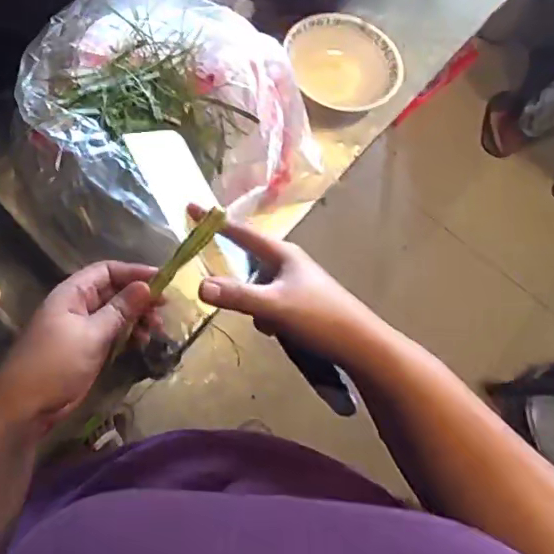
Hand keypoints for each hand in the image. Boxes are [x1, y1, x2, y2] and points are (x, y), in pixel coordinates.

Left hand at [0, 262, 162, 432]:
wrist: (24, 407)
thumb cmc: (56, 364)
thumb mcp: (92, 335)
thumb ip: (120, 310)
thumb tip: (146, 286)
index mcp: (72, 293)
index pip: (108, 270)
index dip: (135, 272)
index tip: (163, 280)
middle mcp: (76, 305)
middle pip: (113, 290)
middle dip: (139, 296)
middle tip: (164, 309)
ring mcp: (80, 328)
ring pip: (115, 313)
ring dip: (136, 317)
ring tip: (156, 328)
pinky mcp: (85, 349)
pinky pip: (111, 333)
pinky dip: (128, 334)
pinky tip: (142, 342)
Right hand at [191, 204, 390, 363]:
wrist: (363, 346)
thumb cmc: (320, 318)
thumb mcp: (274, 307)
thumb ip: (238, 296)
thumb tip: (200, 286)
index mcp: (282, 253)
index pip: (241, 232)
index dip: (215, 222)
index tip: (190, 207)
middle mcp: (288, 263)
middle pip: (248, 261)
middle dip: (235, 279)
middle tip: (219, 288)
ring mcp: (295, 283)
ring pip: (258, 286)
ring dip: (253, 303)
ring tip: (266, 322)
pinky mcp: (300, 303)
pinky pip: (269, 303)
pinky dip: (267, 315)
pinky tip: (276, 331)